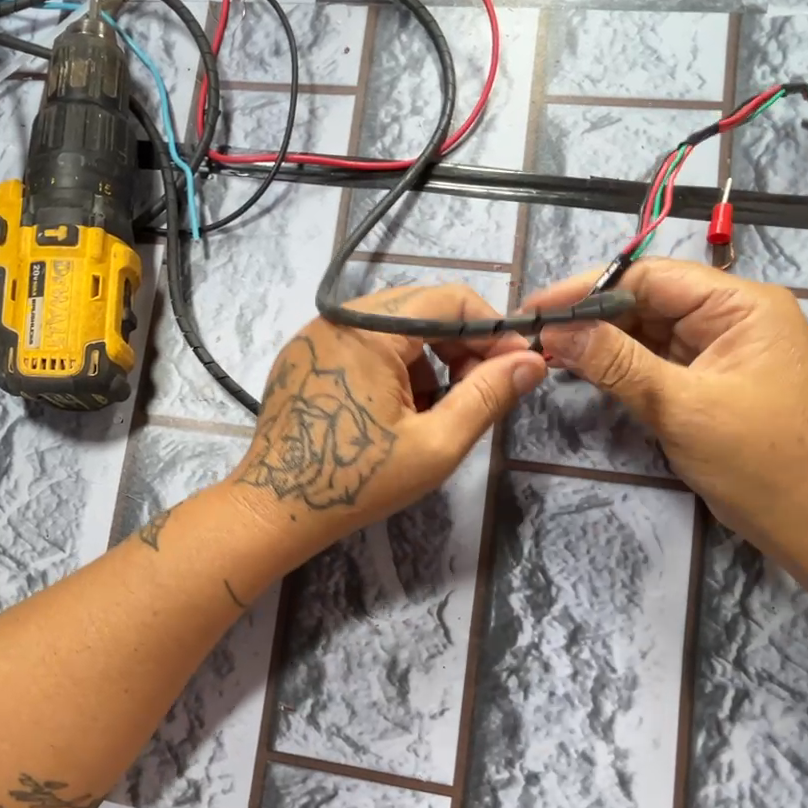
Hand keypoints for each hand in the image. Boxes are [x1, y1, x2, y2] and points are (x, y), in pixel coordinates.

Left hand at [226, 283, 545, 553]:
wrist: (276, 508)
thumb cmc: (357, 480)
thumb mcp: (436, 443)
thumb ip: (487, 396)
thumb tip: (531, 361)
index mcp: (369, 331)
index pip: (449, 300)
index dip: (490, 330)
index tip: (513, 367)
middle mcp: (337, 320)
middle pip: (419, 311)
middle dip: (458, 347)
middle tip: (476, 392)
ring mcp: (312, 338)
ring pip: (390, 330)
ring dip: (424, 361)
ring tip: (431, 412)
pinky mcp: (299, 359)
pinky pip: (359, 346)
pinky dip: (388, 369)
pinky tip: (392, 413)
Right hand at [523, 259, 807, 549]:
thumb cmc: (761, 460)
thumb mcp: (680, 406)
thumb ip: (615, 364)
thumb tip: (555, 332)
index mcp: (740, 306)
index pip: (651, 277)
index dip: (588, 290)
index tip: (537, 312)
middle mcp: (732, 318)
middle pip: (647, 301)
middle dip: (590, 317)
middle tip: (534, 337)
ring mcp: (721, 351)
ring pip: (648, 332)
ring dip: (601, 343)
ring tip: (548, 354)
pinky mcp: (710, 383)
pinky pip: (656, 361)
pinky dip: (619, 366)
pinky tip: (584, 372)